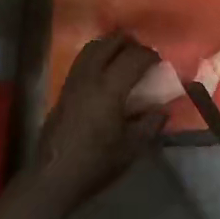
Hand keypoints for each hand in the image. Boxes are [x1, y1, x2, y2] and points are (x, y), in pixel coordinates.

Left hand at [31, 35, 168, 211]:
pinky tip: (105, 71)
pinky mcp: (64, 88)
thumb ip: (150, 124)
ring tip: (124, 57)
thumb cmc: (96, 163)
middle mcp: (90, 77)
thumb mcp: (132, 147)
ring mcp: (73, 80)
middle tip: (143, 55)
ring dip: (111, 45)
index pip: (133, 57)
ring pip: (92, 47)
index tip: (160, 62)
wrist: (55, 175)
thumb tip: (163, 110)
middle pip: (110, 43)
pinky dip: (97, 55)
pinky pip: (82, 60)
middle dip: (130, 43)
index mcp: (109, 89)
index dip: (150, 55)